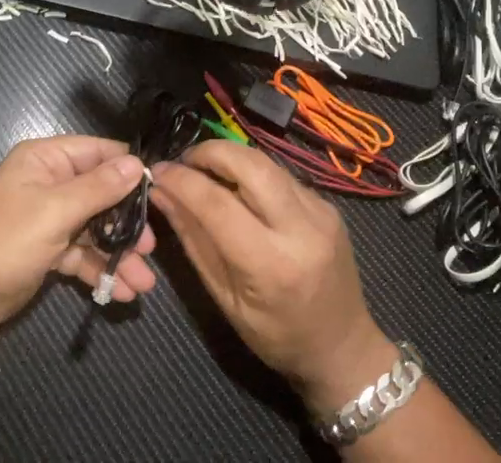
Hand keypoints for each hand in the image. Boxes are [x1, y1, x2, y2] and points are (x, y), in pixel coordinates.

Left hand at [0, 135, 159, 327]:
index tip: (162, 192)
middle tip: (151, 248)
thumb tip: (137, 163)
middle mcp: (49, 184)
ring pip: (94, 229)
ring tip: (144, 282)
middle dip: (127, 222)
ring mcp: (48, 218)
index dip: (129, 170)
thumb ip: (99, 188)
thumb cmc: (5, 238)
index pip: (98, 153)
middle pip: (101, 194)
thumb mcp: (55, 210)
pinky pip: (81, 254)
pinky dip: (100, 270)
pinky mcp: (47, 251)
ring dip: (119, 253)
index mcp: (46, 160)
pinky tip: (122, 291)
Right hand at [151, 140, 391, 413]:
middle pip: (249, 165)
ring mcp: (321, 213)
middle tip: (182, 161)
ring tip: (203, 169)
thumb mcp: (224, 299)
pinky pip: (281, 175)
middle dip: (209, 152)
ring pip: (266, 163)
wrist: (343, 348)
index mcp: (271, 265)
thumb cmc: (277, 336)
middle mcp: (301, 230)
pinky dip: (251, 172)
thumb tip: (161, 194)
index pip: (217, 203)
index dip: (181, 180)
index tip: (157, 171)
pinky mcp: (328, 206)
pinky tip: (236, 187)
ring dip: (229, 158)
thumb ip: (193, 241)